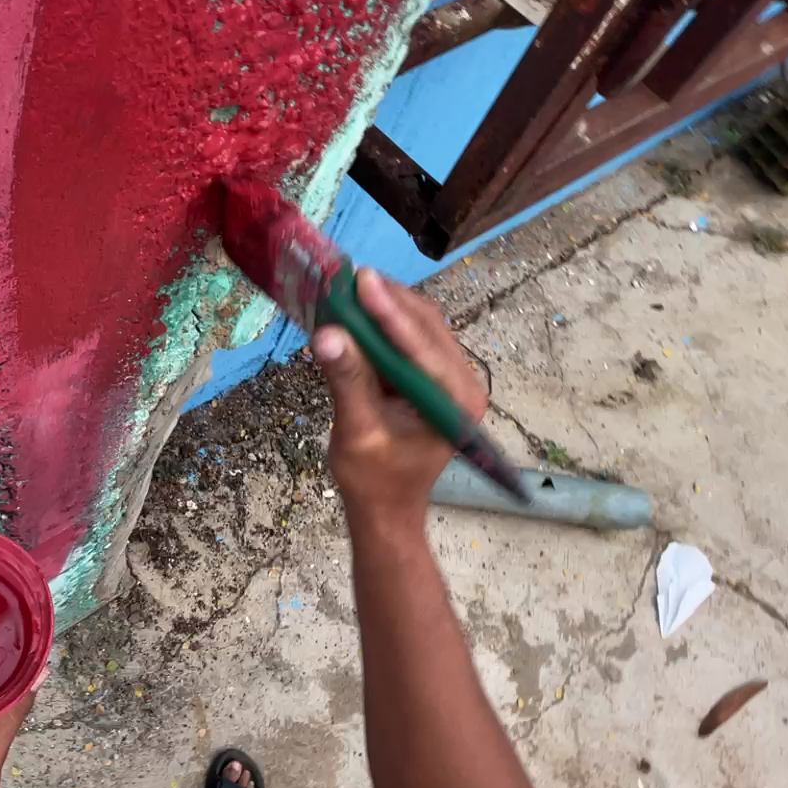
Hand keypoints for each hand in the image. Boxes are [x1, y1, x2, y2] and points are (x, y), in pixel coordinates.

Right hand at [311, 268, 486, 529]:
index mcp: (453, 401)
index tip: (362, 279)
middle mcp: (460, 384)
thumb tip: (327, 334)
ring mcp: (447, 382)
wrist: (385, 510)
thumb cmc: (373, 480)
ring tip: (349, 288)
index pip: (421, 345)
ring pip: (419, 330)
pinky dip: (383, 327)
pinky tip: (357, 314)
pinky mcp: (429, 382)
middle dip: (387, 301)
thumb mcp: (358, 432)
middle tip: (349, 276)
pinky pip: (408, 343)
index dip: (389, 310)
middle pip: (426, 328)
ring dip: (385, 309)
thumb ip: (348, 381)